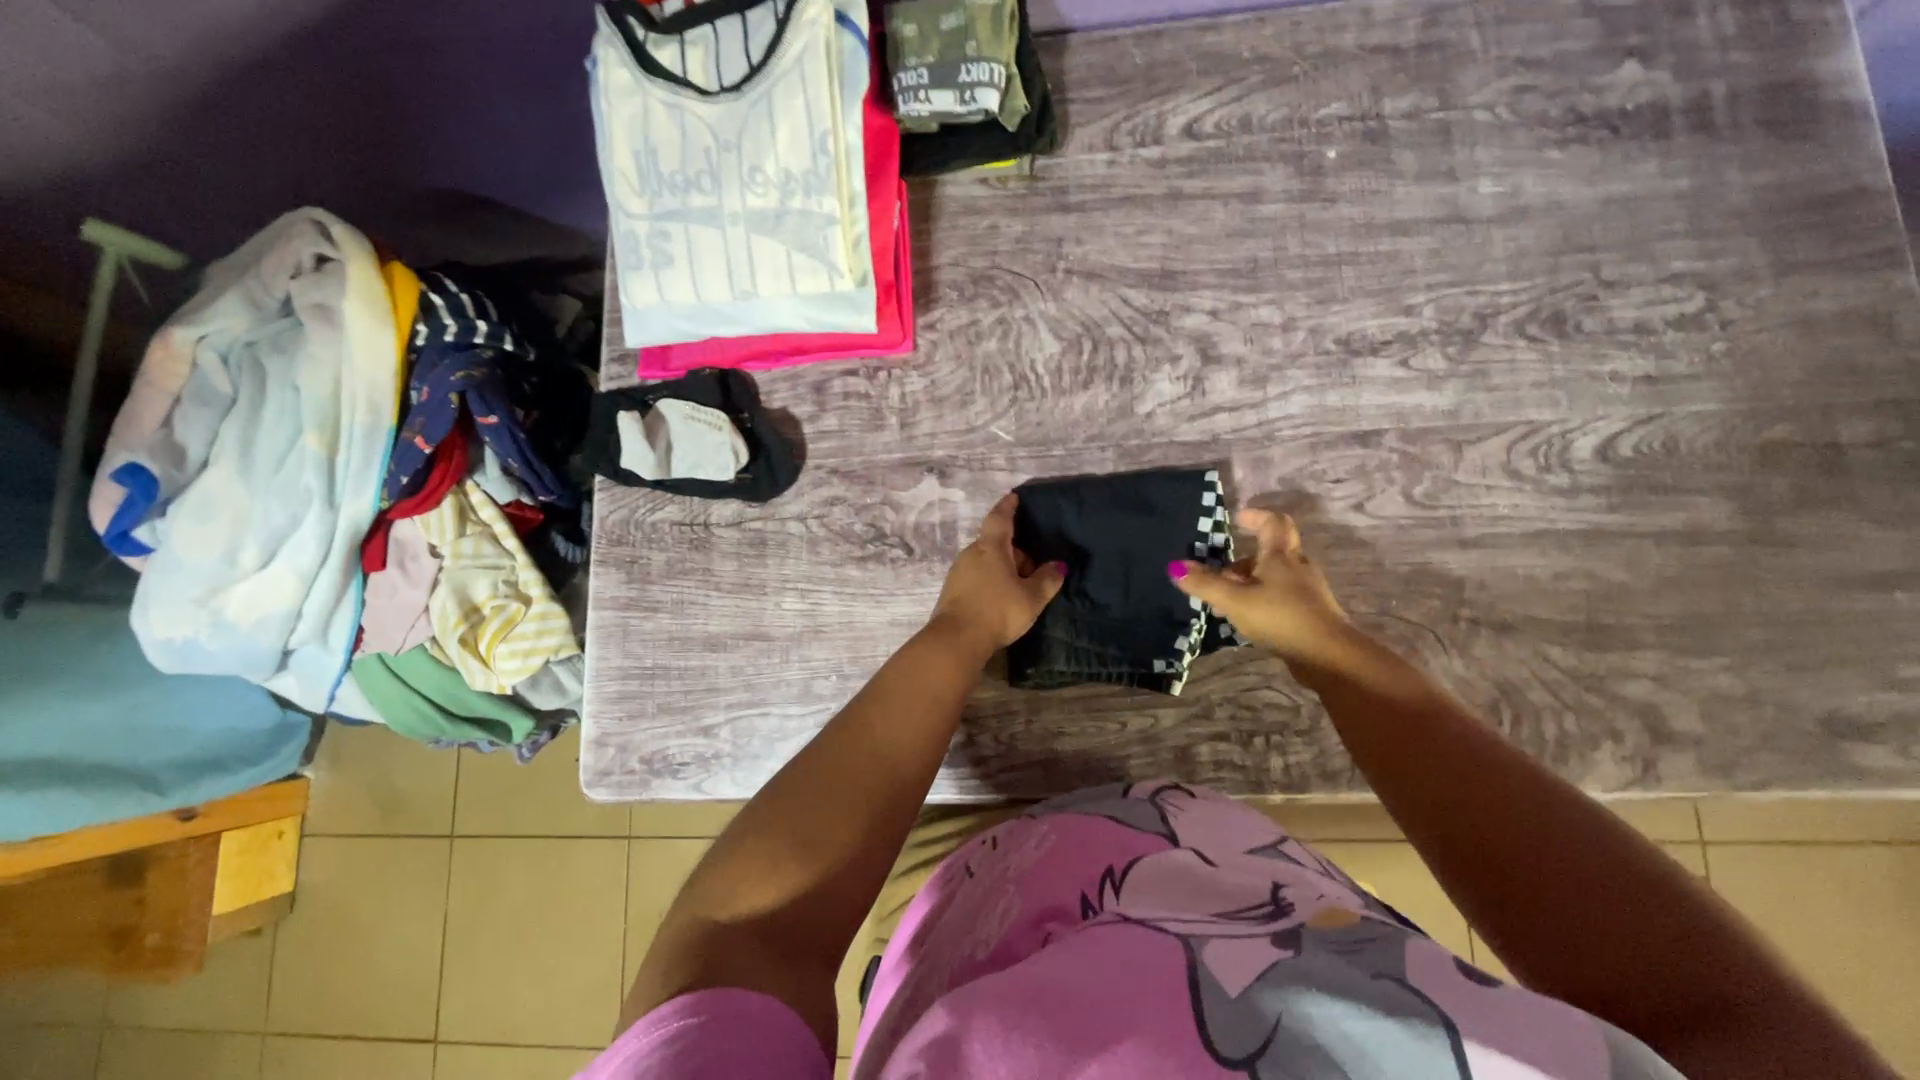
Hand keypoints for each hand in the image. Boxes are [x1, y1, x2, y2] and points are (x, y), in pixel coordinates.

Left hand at [928, 493, 1066, 653]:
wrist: (957, 639)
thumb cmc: (998, 611)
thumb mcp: (1031, 598)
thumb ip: (1047, 579)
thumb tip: (1059, 566)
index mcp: (991, 547)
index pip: (1000, 518)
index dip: (1008, 507)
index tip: (1013, 497)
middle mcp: (971, 554)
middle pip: (995, 543)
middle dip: (1014, 550)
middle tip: (1032, 567)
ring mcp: (958, 572)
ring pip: (985, 561)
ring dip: (1002, 567)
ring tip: (1019, 586)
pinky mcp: (952, 591)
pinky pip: (976, 576)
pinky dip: (990, 580)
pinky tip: (1000, 598)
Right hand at [1169, 508, 1358, 672]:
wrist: (1328, 656)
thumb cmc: (1280, 618)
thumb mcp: (1235, 600)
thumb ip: (1205, 584)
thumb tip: (1176, 566)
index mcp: (1281, 556)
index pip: (1273, 522)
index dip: (1256, 516)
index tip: (1237, 519)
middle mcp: (1298, 567)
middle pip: (1272, 551)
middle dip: (1245, 558)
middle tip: (1223, 571)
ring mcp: (1308, 590)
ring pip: (1276, 576)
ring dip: (1251, 582)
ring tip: (1227, 602)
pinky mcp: (1311, 612)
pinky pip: (1282, 596)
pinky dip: (1263, 599)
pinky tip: (1249, 619)